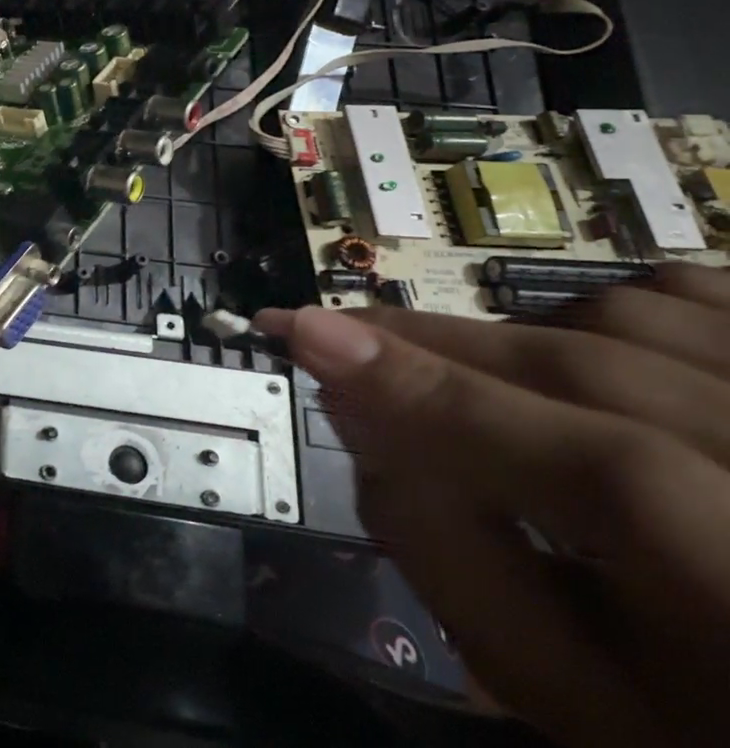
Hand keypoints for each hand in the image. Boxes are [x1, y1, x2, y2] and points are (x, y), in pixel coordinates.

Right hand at [255, 267, 729, 746]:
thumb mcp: (549, 675)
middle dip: (435, 349)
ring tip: (470, 385)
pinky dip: (606, 304)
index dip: (441, 396)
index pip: (604, 476)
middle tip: (327, 336)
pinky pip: (698, 289)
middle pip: (597, 373)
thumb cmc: (672, 702)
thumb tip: (345, 399)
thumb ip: (439, 545)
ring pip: (632, 318)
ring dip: (514, 338)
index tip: (300, 332)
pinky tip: (572, 353)